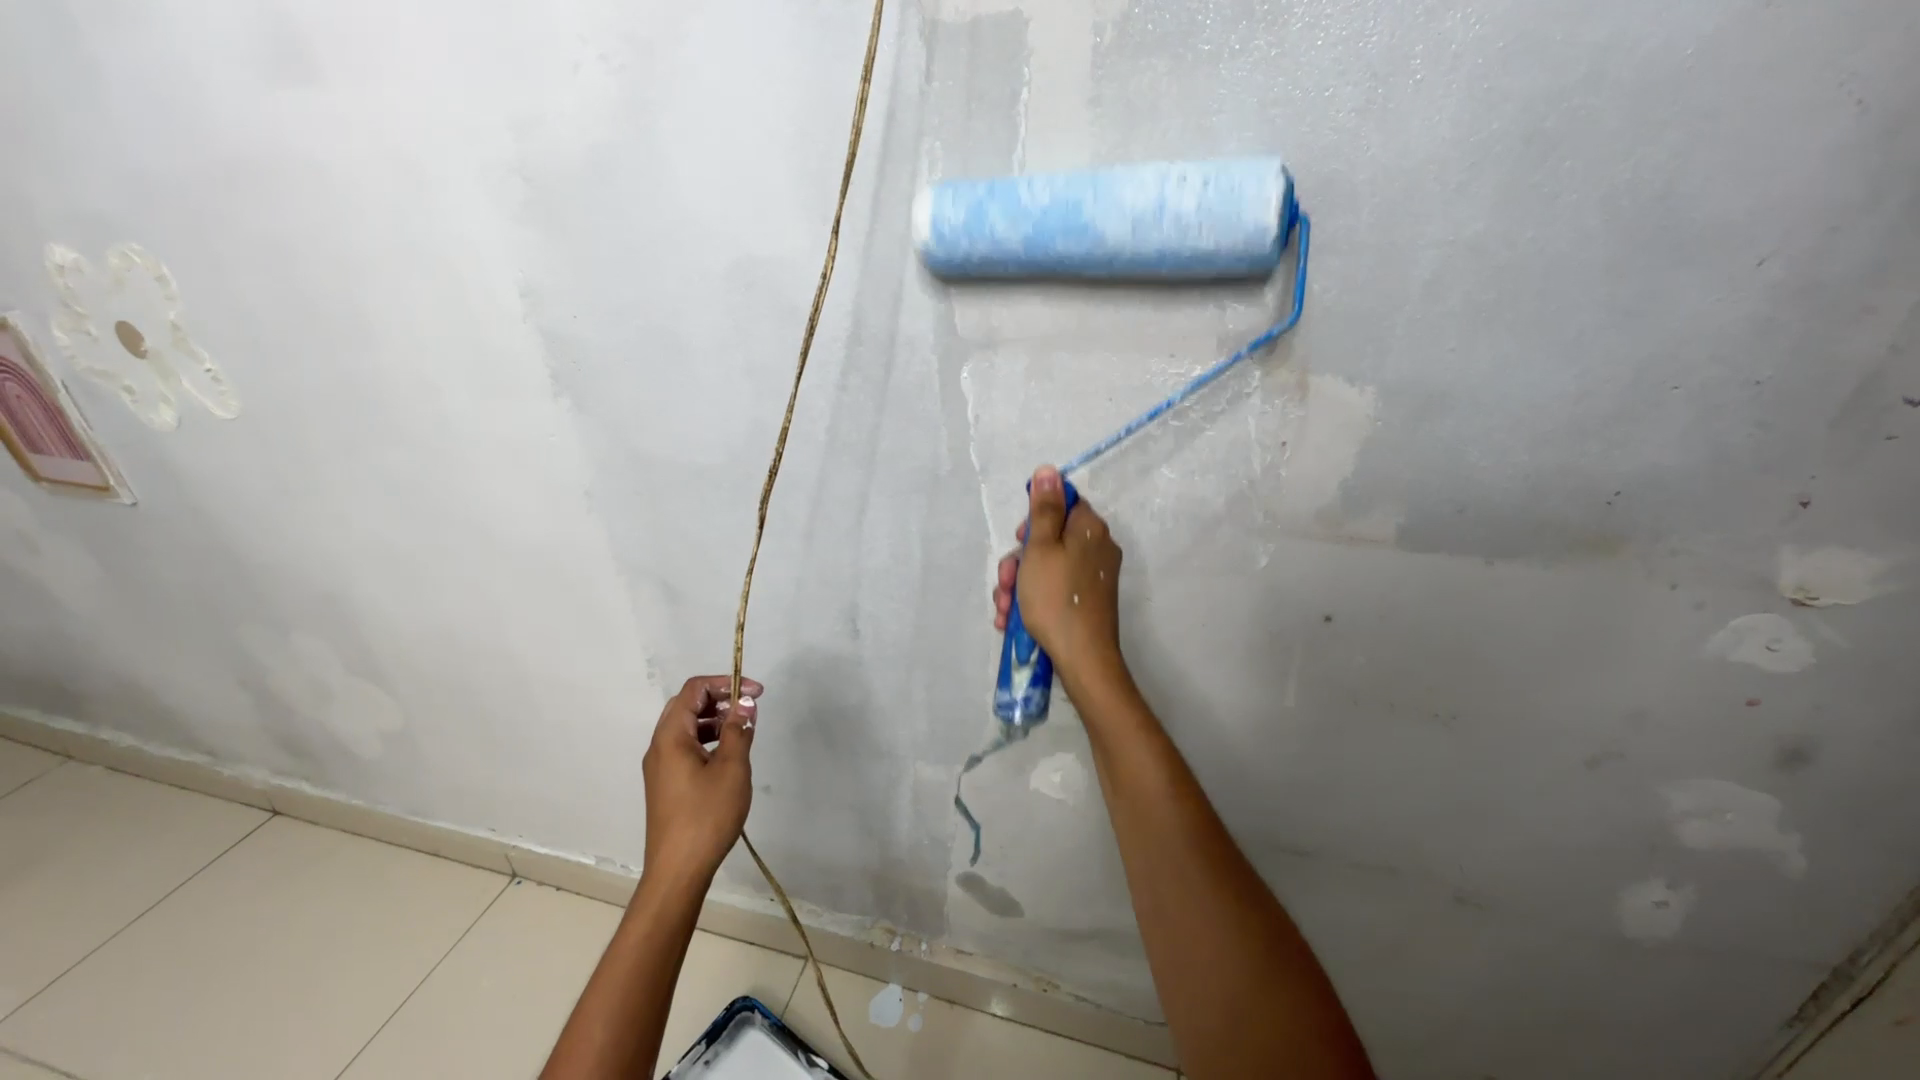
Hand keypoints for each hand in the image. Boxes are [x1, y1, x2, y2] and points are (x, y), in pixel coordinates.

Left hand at [641, 674, 763, 881]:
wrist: (678, 869)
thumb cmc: (707, 815)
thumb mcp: (732, 768)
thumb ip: (739, 730)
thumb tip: (744, 703)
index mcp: (670, 736)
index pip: (694, 690)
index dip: (726, 683)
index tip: (756, 692)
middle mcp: (659, 747)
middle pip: (686, 705)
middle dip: (719, 699)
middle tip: (749, 707)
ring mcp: (660, 767)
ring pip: (686, 728)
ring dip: (714, 720)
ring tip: (744, 730)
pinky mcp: (666, 785)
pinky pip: (685, 748)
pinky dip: (708, 741)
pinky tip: (729, 756)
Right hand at [993, 465, 1126, 688]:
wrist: (1082, 657)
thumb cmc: (1056, 597)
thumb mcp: (1040, 547)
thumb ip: (1043, 508)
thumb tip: (1049, 470)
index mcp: (1089, 528)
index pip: (1062, 504)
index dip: (1034, 520)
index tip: (1020, 540)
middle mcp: (1097, 547)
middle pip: (1050, 539)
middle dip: (1019, 561)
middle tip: (1008, 582)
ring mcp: (1094, 577)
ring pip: (1047, 568)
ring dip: (1020, 585)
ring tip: (1006, 609)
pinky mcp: (1088, 601)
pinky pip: (1055, 589)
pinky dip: (1033, 600)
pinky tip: (1014, 620)